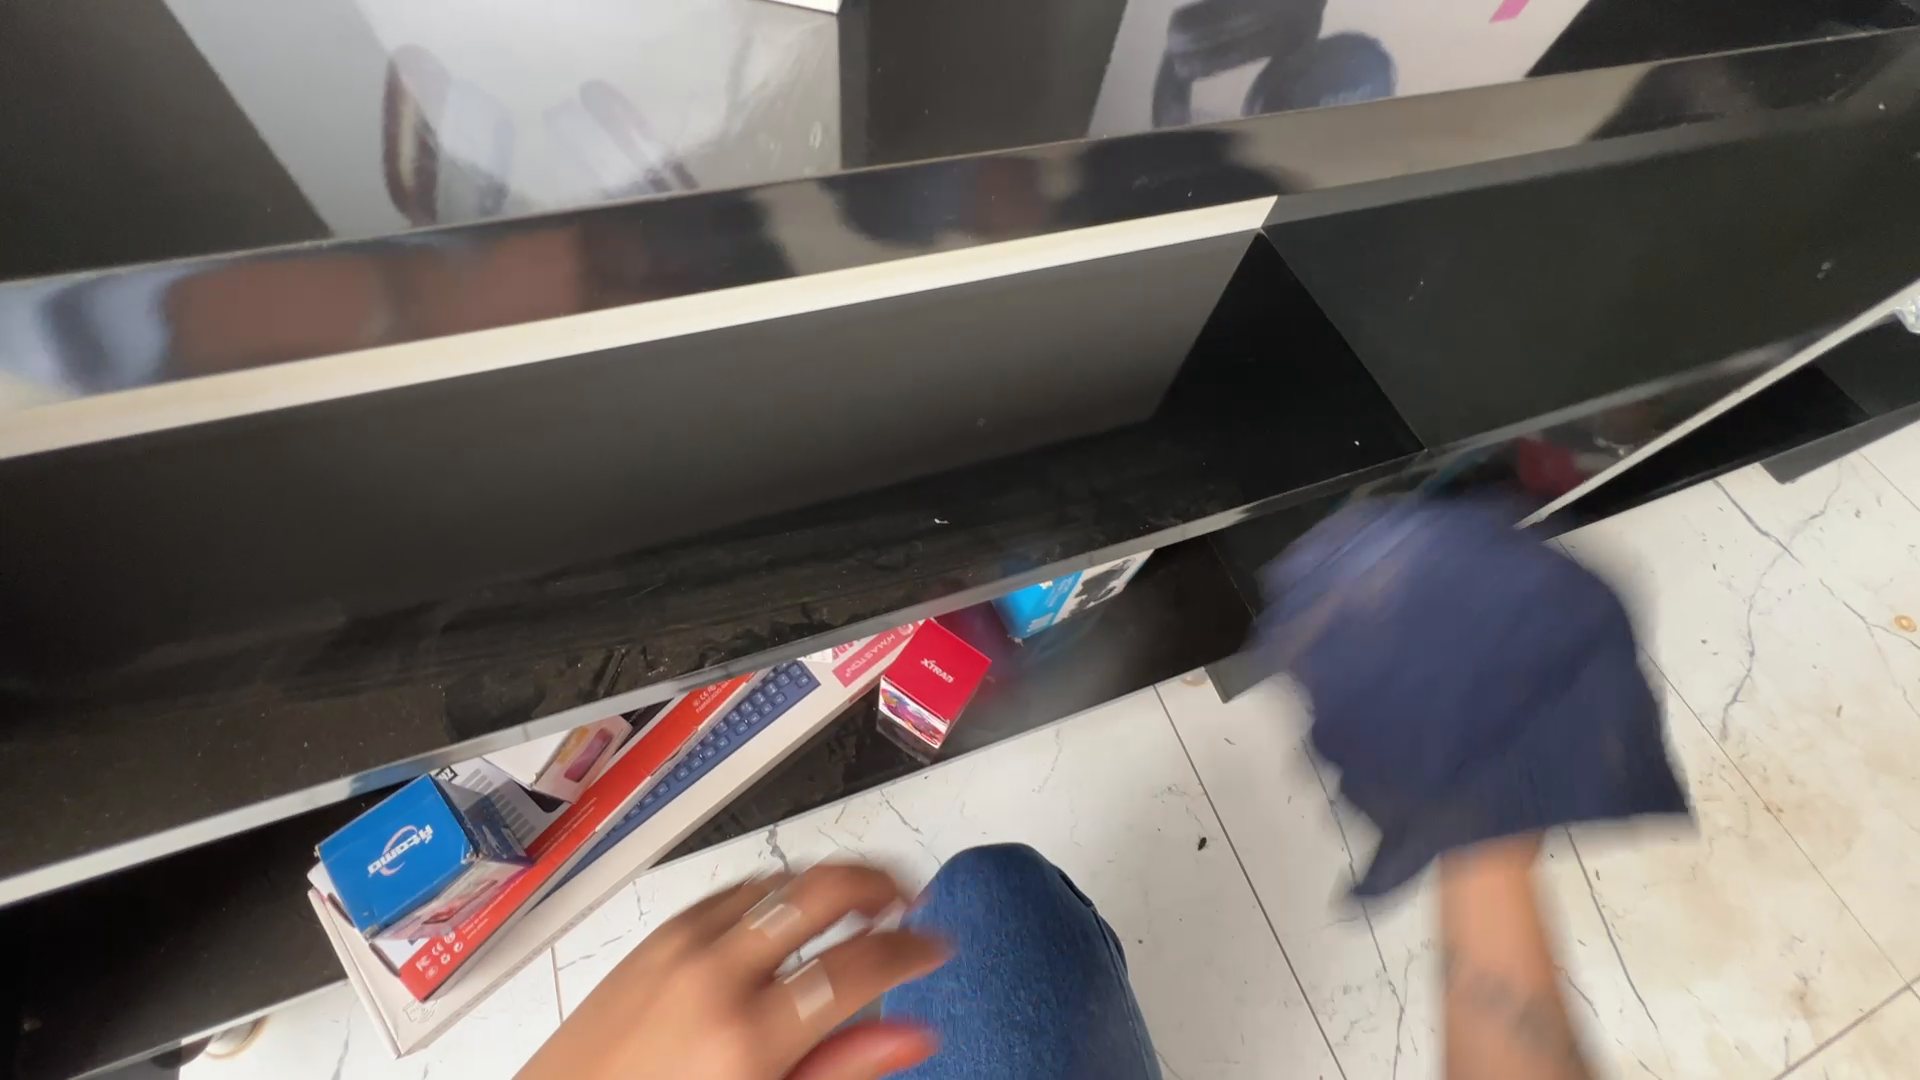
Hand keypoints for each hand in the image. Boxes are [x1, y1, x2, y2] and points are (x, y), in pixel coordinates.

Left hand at [517, 862, 950, 1079]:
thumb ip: (839, 1068)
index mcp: (746, 1037)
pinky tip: (789, 916)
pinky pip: (737, 889)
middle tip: (907, 899)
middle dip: (882, 880)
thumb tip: (911, 1035)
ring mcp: (683, 943)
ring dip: (830, 883)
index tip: (935, 945)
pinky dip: (779, 891)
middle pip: (826, 887)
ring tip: (857, 906)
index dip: (913, 947)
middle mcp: (716, 972)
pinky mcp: (659, 933)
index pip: (860, 965)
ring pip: (785, 879)